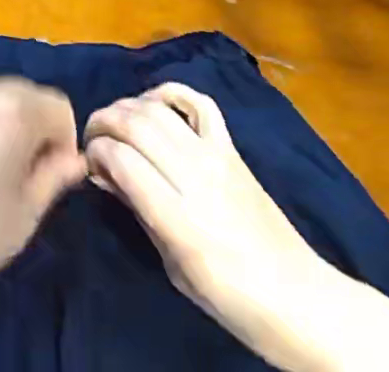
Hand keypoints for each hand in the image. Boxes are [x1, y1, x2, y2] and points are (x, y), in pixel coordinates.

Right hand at [83, 84, 342, 364]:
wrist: (298, 296)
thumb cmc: (228, 296)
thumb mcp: (171, 265)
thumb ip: (138, 210)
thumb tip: (105, 173)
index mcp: (177, 217)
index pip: (120, 158)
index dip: (95, 153)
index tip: (89, 165)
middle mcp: (195, 176)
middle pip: (134, 124)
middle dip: (102, 123)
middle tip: (92, 140)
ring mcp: (216, 156)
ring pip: (157, 108)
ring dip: (126, 107)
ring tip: (116, 124)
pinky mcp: (232, 147)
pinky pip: (199, 103)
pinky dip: (171, 92)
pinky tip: (154, 104)